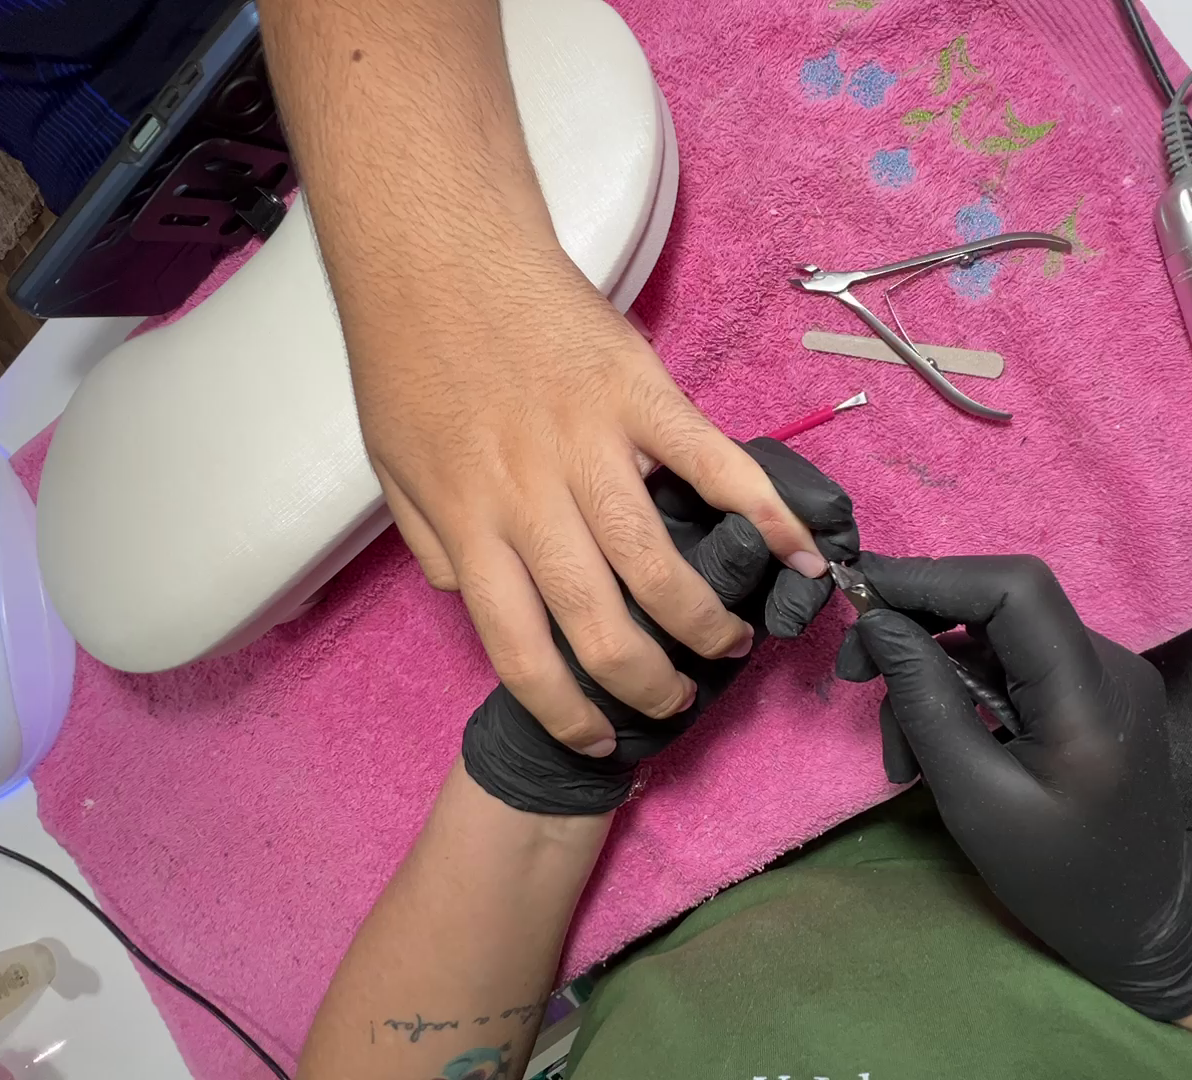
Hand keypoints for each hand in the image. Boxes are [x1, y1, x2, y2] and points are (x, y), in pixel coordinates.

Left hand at [354, 278, 832, 758]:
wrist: (437, 249)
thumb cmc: (411, 361)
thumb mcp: (393, 472)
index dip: (566, 711)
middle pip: (602, 625)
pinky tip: (798, 553)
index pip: (522, 651)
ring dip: (704, 622)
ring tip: (729, 643)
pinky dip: (763, 513)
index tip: (598, 739)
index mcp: (470, 525)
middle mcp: (532, 500)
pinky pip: (713, 465)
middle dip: (649, 684)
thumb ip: (439, 549)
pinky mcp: (643, 396)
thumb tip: (481, 600)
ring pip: (659, 565)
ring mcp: (593, 446)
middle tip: (676, 698)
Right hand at [836, 553, 1191, 1020]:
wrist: (1144, 922)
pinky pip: (1004, 665)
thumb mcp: (974, 798)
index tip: (860, 592)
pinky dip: (957, 693)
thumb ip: (924, 702)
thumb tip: (876, 624)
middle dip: (915, 623)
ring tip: (897, 751)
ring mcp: (1098, 672)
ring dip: (928, 675)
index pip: (1014, 590)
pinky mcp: (1083, 687)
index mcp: (1092, 697)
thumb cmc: (1059, 878)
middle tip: (854, 669)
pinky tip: (931, 745)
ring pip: (989, 639)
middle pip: (996, 602)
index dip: (932, 577)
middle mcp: (1106, 663)